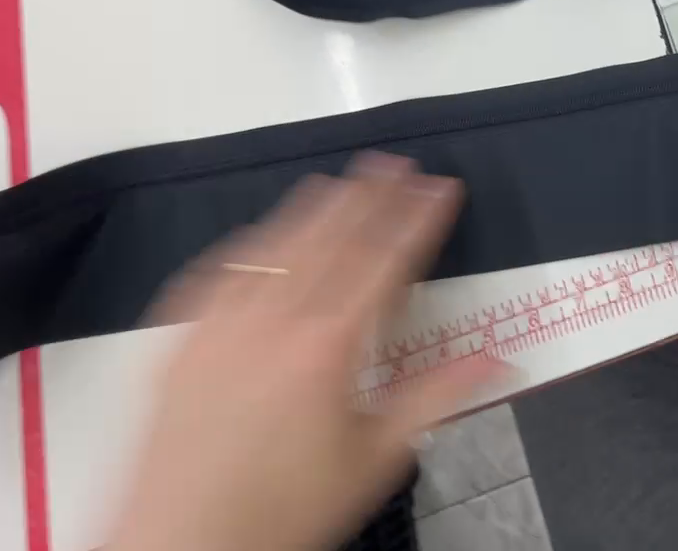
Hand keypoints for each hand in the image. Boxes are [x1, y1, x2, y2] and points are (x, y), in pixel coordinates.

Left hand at [108, 153, 505, 550]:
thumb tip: (499, 358)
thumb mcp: (376, 459)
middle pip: (335, 238)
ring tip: (346, 177)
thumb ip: (438, 395)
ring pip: (279, 245)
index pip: (387, 259)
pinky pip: (219, 272)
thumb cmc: (282, 513)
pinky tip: (266, 230)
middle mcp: (274, 323)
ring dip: (318, 206)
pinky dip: (251, 242)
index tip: (441, 188)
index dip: (419, 217)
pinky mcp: (178, 344)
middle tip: (399, 164)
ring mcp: (220, 328)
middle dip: (373, 195)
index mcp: (330, 346)